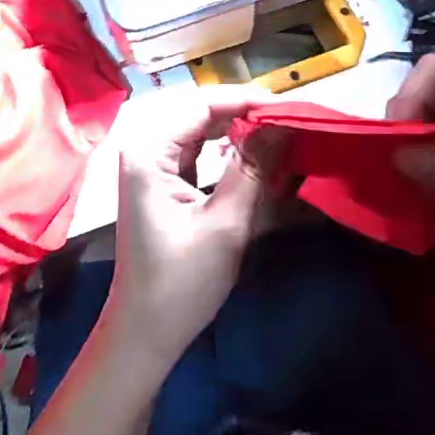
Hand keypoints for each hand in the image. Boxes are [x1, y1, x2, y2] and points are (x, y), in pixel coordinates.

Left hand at [101, 85, 276, 366]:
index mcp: (149, 153)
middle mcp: (146, 151)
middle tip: (289, 119)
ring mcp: (152, 167)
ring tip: (279, 130)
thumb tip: (281, 124)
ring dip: (238, 130)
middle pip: (200, 115)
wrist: (145, 334)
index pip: (201, 106)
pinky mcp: (163, 184)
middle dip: (245, 113)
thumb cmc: (181, 284)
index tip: (287, 105)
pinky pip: (198, 153)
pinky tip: (254, 152)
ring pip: (201, 132)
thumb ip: (252, 169)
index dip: (245, 100)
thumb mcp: (225, 224)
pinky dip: (227, 151)